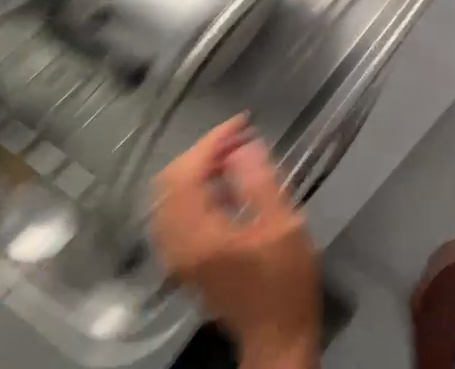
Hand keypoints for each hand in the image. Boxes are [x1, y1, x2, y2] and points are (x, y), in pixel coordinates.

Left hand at [151, 116, 319, 368]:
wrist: (276, 333)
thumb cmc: (286, 279)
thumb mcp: (283, 225)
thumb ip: (260, 183)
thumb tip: (242, 145)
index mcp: (198, 234)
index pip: (187, 174)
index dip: (212, 141)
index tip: (243, 122)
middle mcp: (176, 243)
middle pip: (168, 183)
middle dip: (201, 152)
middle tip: (240, 137)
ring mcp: (176, 255)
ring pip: (168, 198)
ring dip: (196, 170)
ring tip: (235, 155)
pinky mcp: (183, 261)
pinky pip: (175, 214)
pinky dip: (193, 190)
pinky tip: (224, 185)